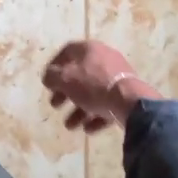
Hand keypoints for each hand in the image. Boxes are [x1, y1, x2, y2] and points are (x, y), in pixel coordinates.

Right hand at [42, 41, 161, 132]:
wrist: (130, 102)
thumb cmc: (94, 85)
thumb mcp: (66, 79)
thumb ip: (53, 76)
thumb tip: (48, 77)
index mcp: (89, 49)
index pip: (67, 51)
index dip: (55, 65)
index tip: (47, 81)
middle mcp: (103, 59)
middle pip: (79, 75)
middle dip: (65, 92)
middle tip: (55, 105)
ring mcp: (117, 77)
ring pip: (92, 92)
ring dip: (78, 108)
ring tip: (69, 125)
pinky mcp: (126, 96)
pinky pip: (106, 104)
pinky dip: (95, 116)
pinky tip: (87, 129)